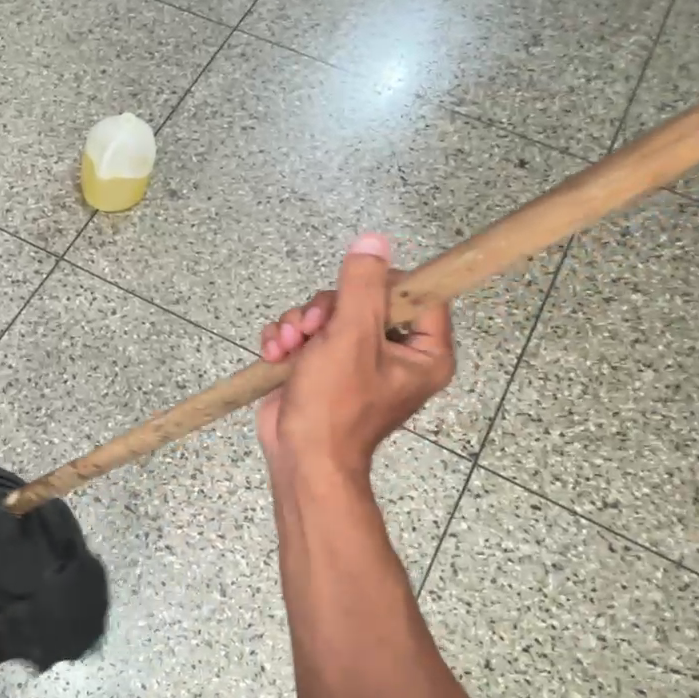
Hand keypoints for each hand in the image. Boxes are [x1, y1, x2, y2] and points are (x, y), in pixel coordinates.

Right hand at [255, 234, 454, 479]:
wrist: (300, 457)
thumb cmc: (335, 404)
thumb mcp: (350, 337)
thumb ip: (361, 286)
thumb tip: (373, 240)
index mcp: (424, 352)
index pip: (416, 294)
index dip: (381, 282)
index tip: (351, 289)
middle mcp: (392, 355)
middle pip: (362, 301)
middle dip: (325, 309)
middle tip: (310, 326)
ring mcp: (353, 363)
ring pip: (326, 316)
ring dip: (298, 324)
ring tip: (286, 344)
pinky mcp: (319, 370)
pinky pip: (304, 336)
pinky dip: (285, 340)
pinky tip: (274, 353)